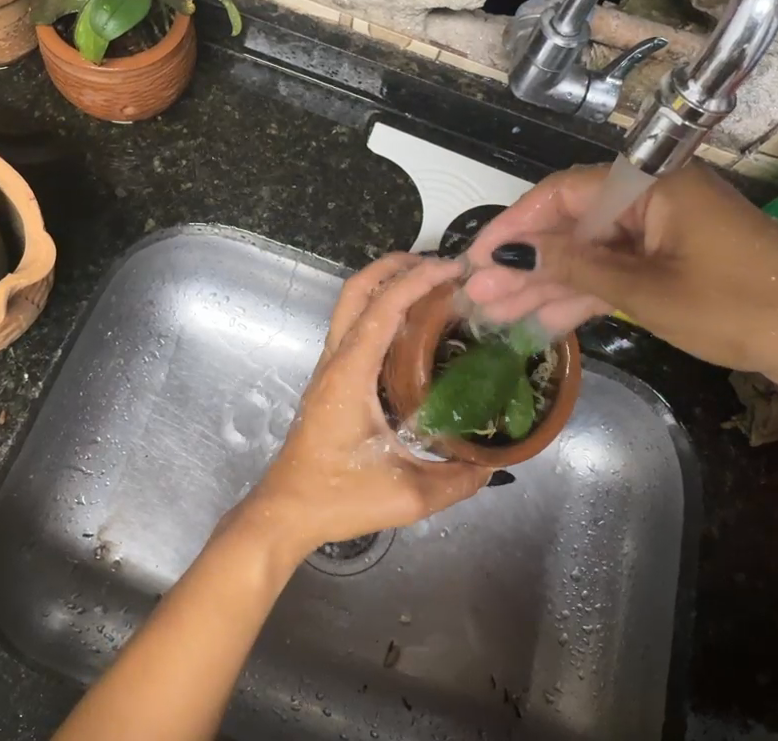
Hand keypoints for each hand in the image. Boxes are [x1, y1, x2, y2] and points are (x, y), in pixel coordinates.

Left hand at [234, 254, 489, 558]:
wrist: (285, 512)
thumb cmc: (338, 498)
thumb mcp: (407, 495)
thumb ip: (456, 480)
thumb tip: (492, 464)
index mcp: (351, 374)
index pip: (383, 308)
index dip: (418, 280)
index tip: (454, 269)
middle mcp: (336, 361)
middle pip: (356, 290)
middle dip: (395, 266)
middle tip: (439, 266)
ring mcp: (329, 368)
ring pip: (351, 306)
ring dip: (386, 285)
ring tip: (431, 288)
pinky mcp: (330, 381)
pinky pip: (354, 328)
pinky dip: (381, 311)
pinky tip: (413, 330)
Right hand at [461, 162, 777, 383]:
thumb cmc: (742, 308)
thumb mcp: (648, 291)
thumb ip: (575, 268)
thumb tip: (510, 254)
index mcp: (653, 185)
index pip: (563, 193)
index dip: (514, 225)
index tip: (476, 258)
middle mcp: (655, 201)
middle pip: (573, 226)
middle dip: (526, 263)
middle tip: (478, 296)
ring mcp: (665, 235)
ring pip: (591, 254)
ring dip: (548, 284)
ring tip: (497, 314)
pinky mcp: (676, 266)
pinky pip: (617, 273)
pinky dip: (585, 295)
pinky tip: (543, 319)